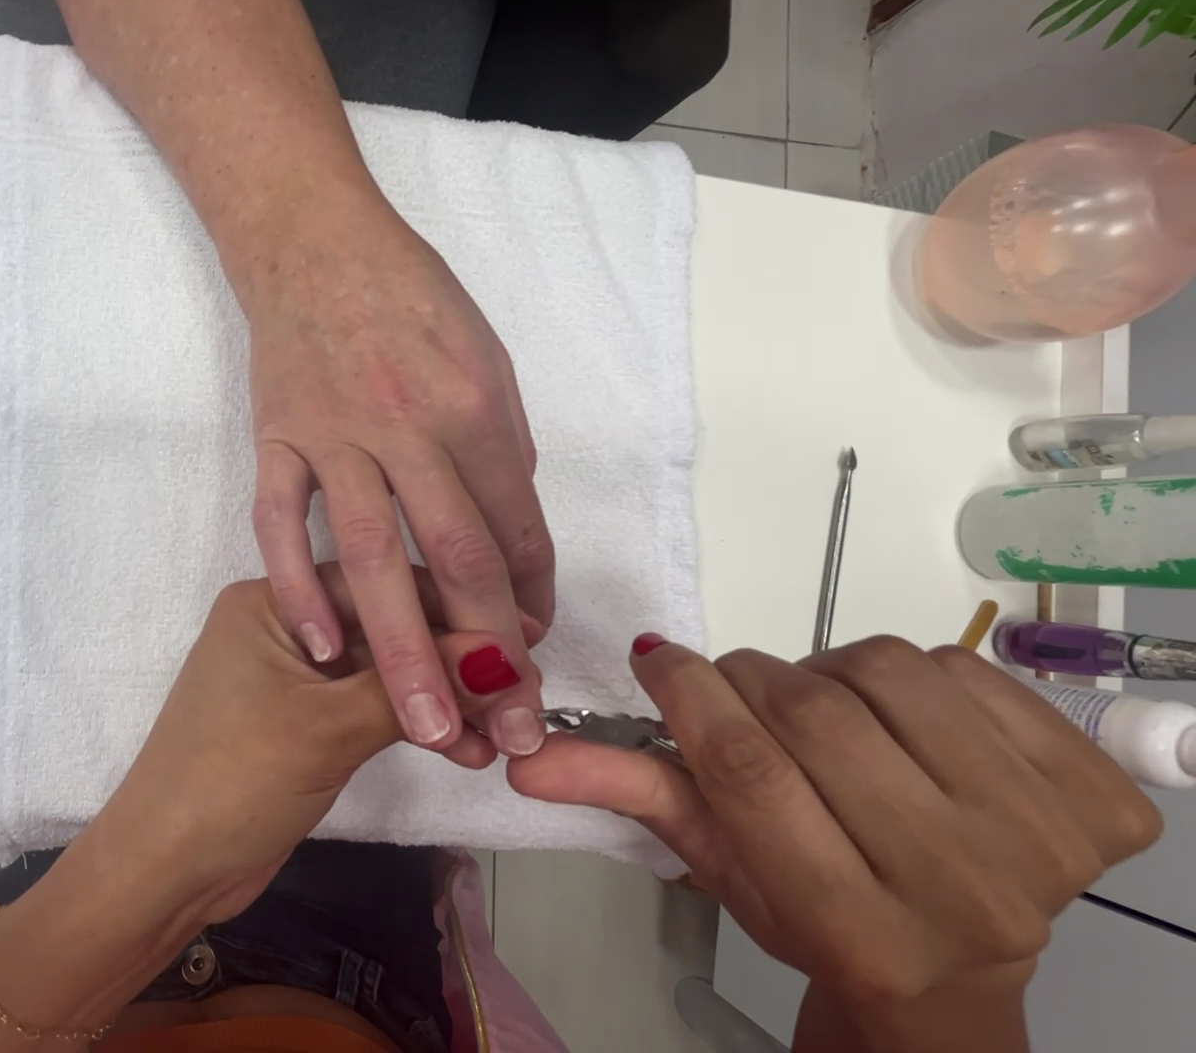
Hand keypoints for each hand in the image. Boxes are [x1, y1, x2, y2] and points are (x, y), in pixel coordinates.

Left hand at [94, 573, 536, 924]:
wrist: (169, 869)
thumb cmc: (235, 776)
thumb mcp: (329, 726)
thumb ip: (417, 687)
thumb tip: (505, 658)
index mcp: (272, 601)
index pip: (378, 586)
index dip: (453, 612)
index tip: (526, 637)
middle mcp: (284, 626)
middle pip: (386, 630)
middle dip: (454, 666)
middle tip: (523, 695)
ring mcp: (294, 678)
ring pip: (385, 675)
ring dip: (441, 703)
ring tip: (500, 736)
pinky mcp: (304, 723)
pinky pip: (371, 710)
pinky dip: (414, 726)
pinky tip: (464, 749)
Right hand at [241, 200, 553, 764]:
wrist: (314, 244)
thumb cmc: (410, 297)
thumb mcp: (484, 357)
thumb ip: (500, 451)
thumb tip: (509, 540)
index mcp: (474, 406)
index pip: (516, 528)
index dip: (533, 600)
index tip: (533, 652)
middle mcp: (408, 427)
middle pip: (455, 558)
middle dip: (488, 654)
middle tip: (508, 735)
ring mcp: (332, 438)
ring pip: (371, 558)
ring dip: (401, 649)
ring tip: (426, 729)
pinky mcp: (274, 442)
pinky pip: (280, 525)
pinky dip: (300, 588)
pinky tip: (324, 650)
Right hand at [508, 635, 1160, 1045]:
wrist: (950, 966)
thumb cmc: (806, 911)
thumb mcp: (708, 860)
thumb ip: (624, 794)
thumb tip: (525, 757)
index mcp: (851, 919)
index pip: (747, 768)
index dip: (687, 691)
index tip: (658, 662)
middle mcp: (962, 890)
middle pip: (811, 713)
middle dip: (748, 678)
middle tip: (736, 691)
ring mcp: (1046, 844)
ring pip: (884, 671)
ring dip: (824, 671)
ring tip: (821, 711)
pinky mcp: (1103, 803)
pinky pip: (966, 668)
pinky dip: (908, 675)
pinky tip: (897, 723)